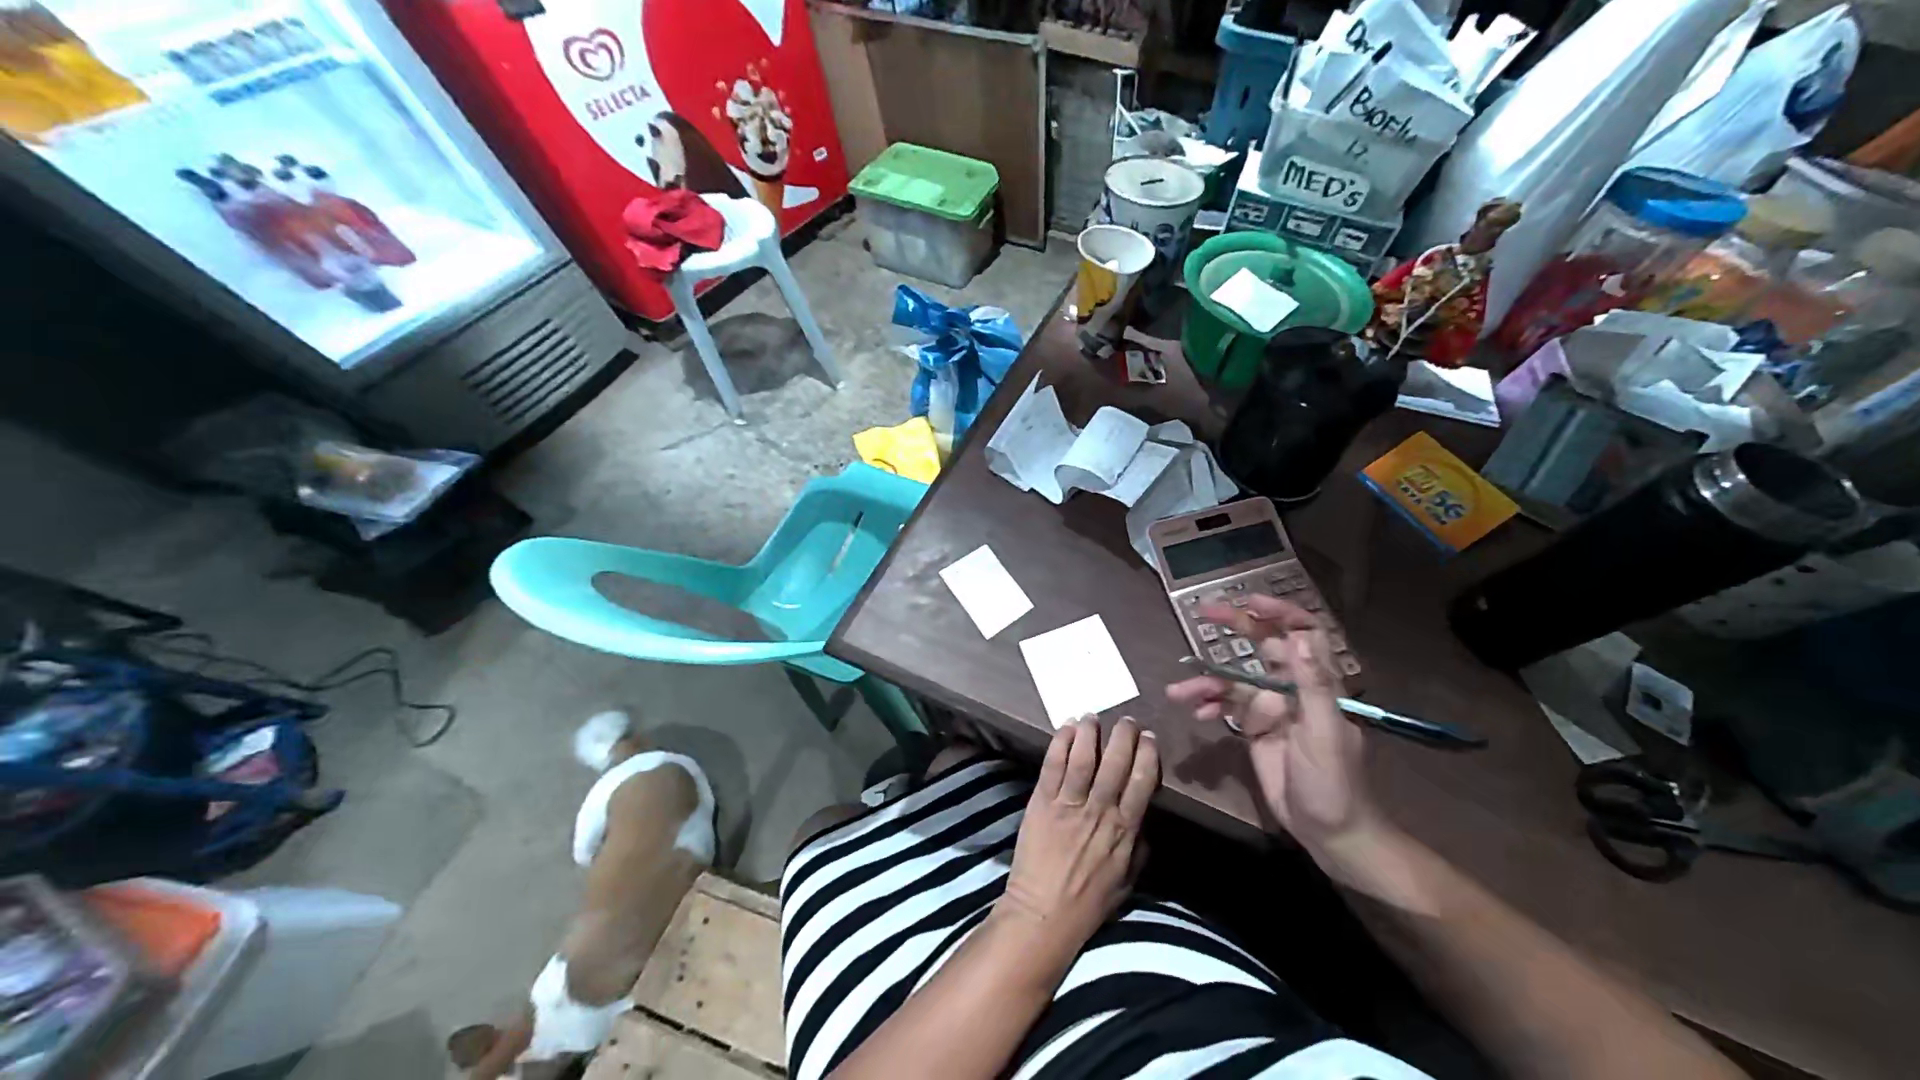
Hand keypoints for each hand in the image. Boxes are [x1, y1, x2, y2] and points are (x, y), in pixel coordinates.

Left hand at [995, 717, 1158, 962]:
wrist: (1043, 913)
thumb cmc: (1088, 902)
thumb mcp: (1127, 880)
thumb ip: (1138, 847)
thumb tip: (1144, 822)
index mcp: (1125, 830)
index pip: (1142, 782)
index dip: (1148, 755)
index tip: (1150, 738)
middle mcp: (1100, 811)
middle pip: (1115, 763)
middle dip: (1124, 736)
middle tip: (1127, 721)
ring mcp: (1069, 805)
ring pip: (1084, 758)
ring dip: (1091, 733)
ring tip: (1094, 716)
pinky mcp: (1042, 803)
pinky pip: (1053, 766)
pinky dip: (1061, 744)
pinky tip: (1067, 728)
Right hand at [1165, 595, 1377, 853]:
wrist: (1329, 831)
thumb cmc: (1335, 783)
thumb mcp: (1324, 734)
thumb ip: (1312, 685)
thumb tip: (1298, 637)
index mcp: (1318, 684)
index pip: (1303, 634)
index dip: (1280, 612)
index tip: (1249, 601)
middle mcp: (1293, 688)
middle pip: (1262, 647)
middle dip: (1235, 628)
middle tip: (1203, 613)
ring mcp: (1272, 708)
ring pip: (1235, 681)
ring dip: (1207, 682)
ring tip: (1178, 691)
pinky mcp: (1255, 729)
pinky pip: (1227, 707)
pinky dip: (1210, 707)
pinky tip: (1198, 715)